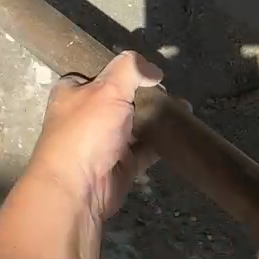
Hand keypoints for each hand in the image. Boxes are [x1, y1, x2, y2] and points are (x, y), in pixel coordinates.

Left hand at [23, 51, 163, 220]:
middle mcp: (88, 115)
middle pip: (122, 99)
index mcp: (74, 92)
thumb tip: (154, 69)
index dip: (124, 71)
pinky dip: (162, 142)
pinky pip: (146, 149)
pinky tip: (180, 132)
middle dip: (147, 95)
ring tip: (185, 108)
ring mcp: (105, 141)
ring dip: (158, 117)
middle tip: (172, 91)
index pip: (100, 74)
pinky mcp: (122, 163)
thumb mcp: (107, 89)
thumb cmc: (86, 132)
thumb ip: (130, 70)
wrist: (78, 188)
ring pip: (136, 124)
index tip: (150, 71)